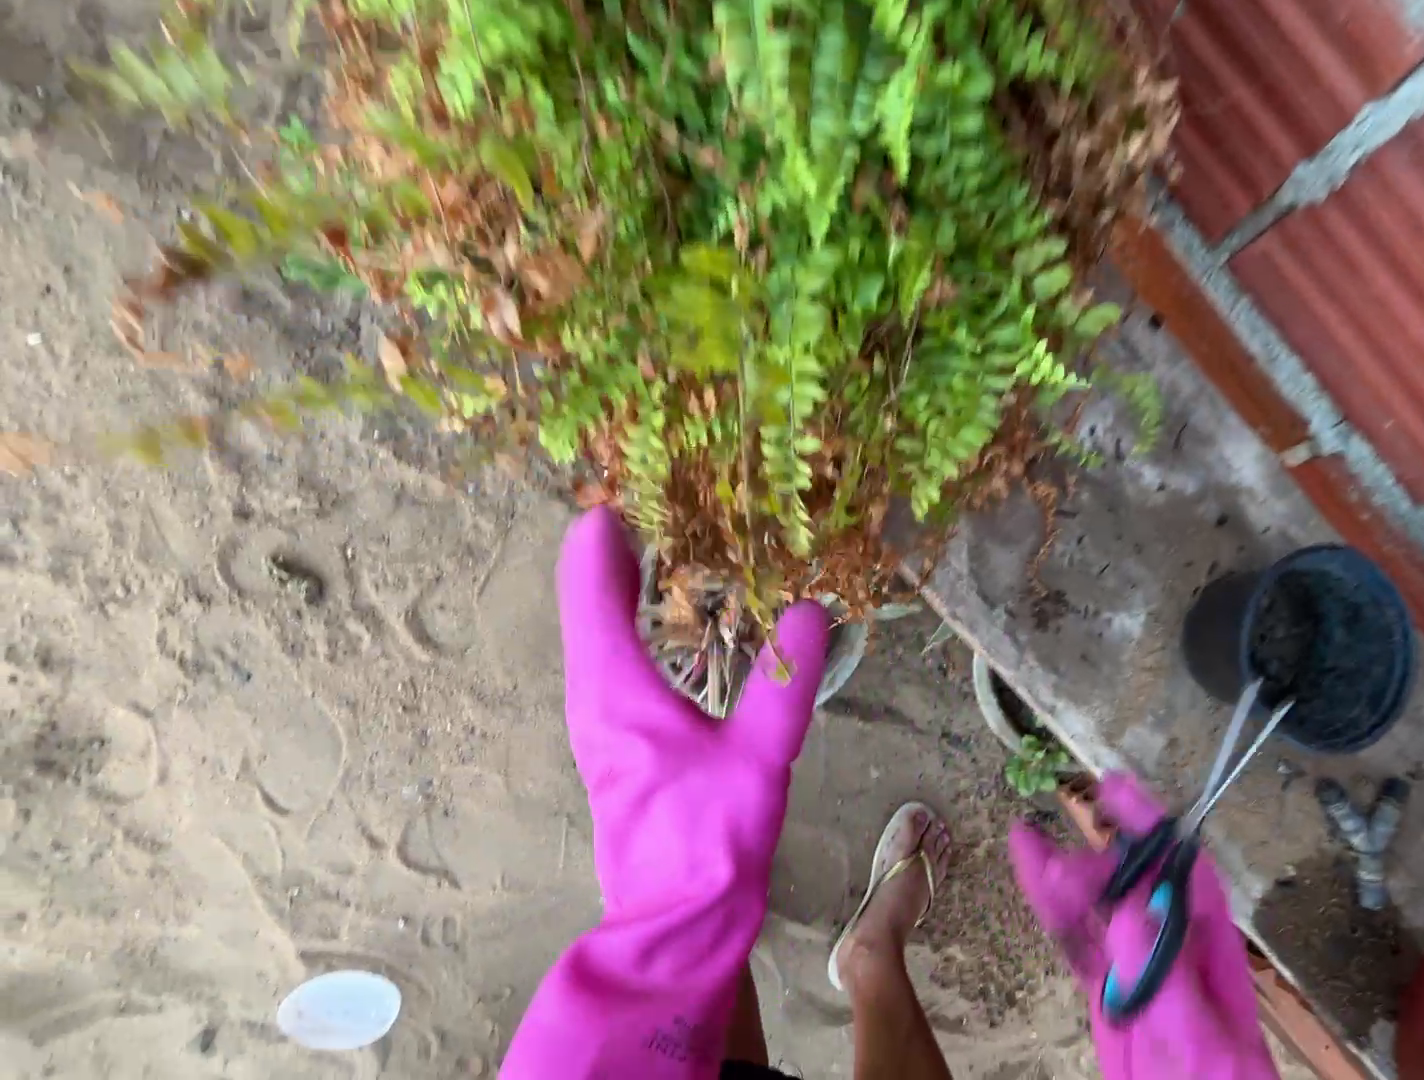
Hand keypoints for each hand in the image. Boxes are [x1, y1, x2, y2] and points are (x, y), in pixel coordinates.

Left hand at [502, 506, 828, 1078]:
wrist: (679, 922)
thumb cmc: (710, 839)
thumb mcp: (760, 754)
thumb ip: (786, 681)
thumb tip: (810, 608)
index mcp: (615, 689)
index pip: (593, 589)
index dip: (603, 532)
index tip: (635, 482)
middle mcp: (596, 695)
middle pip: (592, 599)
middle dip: (622, 545)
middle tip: (674, 498)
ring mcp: (605, 717)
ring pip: (605, 626)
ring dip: (632, 580)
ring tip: (682, 538)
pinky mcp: (623, 736)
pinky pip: (623, 653)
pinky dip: (644, 616)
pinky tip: (688, 613)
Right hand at [1008, 774, 1278, 1079]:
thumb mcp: (1198, 1040)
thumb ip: (1165, 973)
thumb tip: (1136, 899)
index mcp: (1209, 956)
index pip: (1182, 874)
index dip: (1152, 826)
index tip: (1114, 787)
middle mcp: (1171, 953)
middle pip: (1132, 886)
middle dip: (1094, 856)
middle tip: (1051, 839)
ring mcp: (1135, 974)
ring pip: (1095, 911)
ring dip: (1060, 874)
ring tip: (1024, 838)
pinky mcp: (1106, 996)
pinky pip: (1076, 946)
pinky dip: (1053, 911)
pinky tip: (1033, 878)